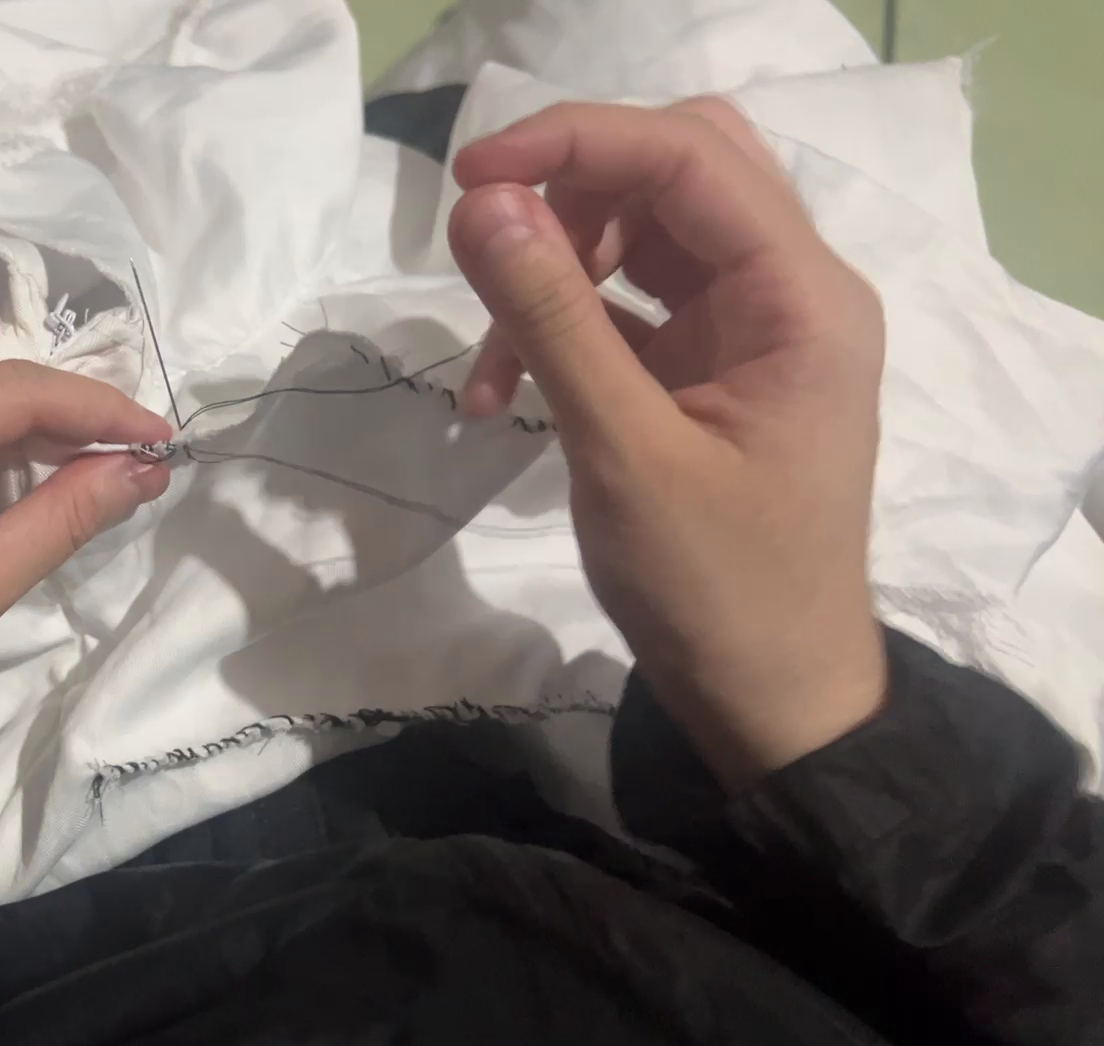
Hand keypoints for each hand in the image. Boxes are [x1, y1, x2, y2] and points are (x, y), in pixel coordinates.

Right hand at [447, 100, 888, 785]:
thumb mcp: (619, 447)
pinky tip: (502, 397)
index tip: (466, 180)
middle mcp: (779, 291)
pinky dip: (551, 338)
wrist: (758, 683)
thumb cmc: (709, 578)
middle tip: (480, 248)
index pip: (686, 158)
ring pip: (632, 247)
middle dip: (564, 200)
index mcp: (797, 296)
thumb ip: (551, 320)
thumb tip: (481, 210)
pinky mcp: (694, 373)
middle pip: (670, 178)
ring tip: (486, 377)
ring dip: (545, 286)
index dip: (572, 144)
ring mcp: (736, 333)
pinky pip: (615, 316)